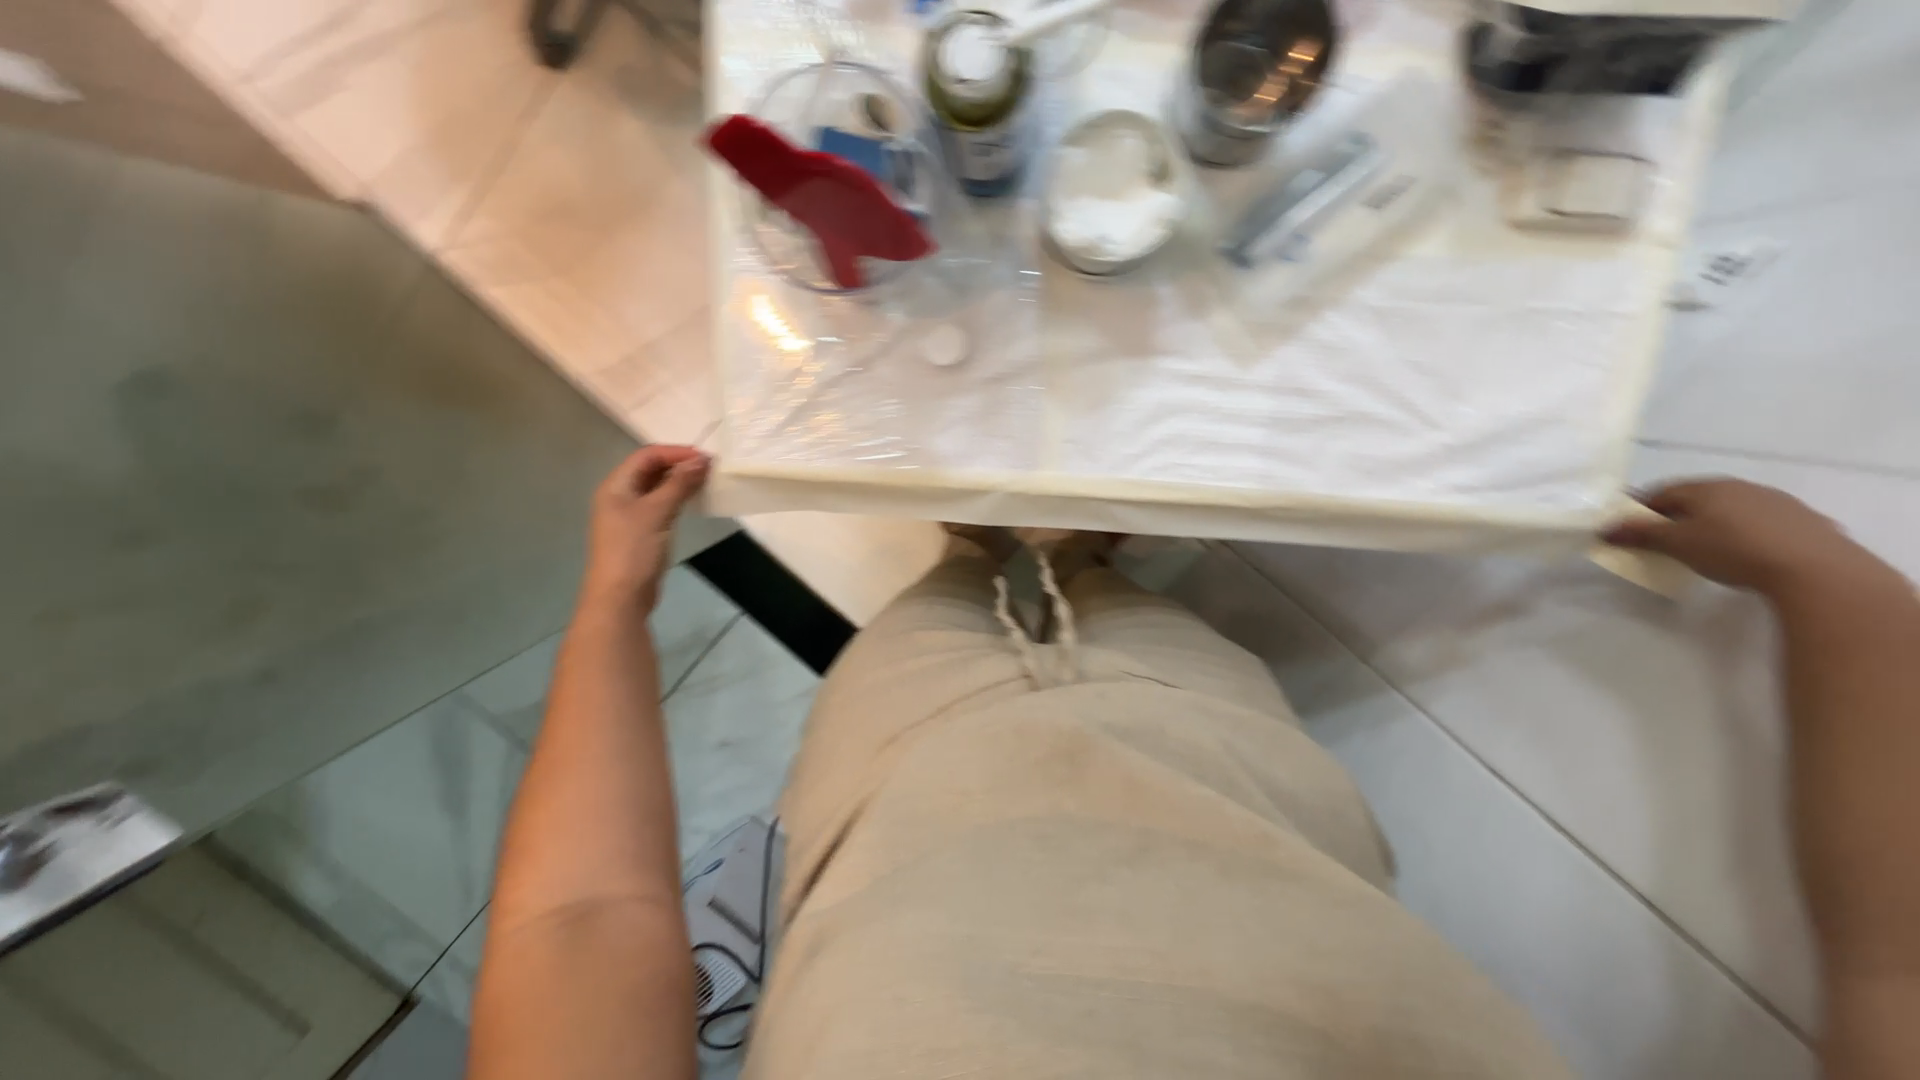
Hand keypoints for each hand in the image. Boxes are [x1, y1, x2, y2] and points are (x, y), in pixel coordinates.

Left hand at [581, 445, 709, 612]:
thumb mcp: (657, 512)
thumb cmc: (634, 550)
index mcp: (616, 486)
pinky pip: (660, 506)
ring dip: (679, 482)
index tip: (705, 458)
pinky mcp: (641, 533)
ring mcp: (629, 516)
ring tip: (706, 483)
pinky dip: (677, 500)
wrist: (621, 597)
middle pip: (650, 470)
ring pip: (656, 489)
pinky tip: (693, 502)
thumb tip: (702, 460)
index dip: (675, 453)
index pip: (647, 456)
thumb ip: (679, 484)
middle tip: (710, 469)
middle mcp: (620, 496)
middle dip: (679, 465)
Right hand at [1602, 478, 1879, 595]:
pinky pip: (1765, 523)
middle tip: (1669, 542)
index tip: (1633, 530)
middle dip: (1680, 516)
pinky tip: (1752, 554)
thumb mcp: (1677, 545)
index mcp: (1706, 488)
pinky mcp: (1805, 520)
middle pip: (1699, 499)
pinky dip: (1750, 533)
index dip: (1642, 509)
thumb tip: (1604, 528)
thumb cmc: (1732, 550)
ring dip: (1717, 523)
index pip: (1662, 492)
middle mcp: (1741, 486)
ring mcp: (1777, 501)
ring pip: (1734, 509)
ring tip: (1712, 549)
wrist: (1815, 568)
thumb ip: (1640, 534)